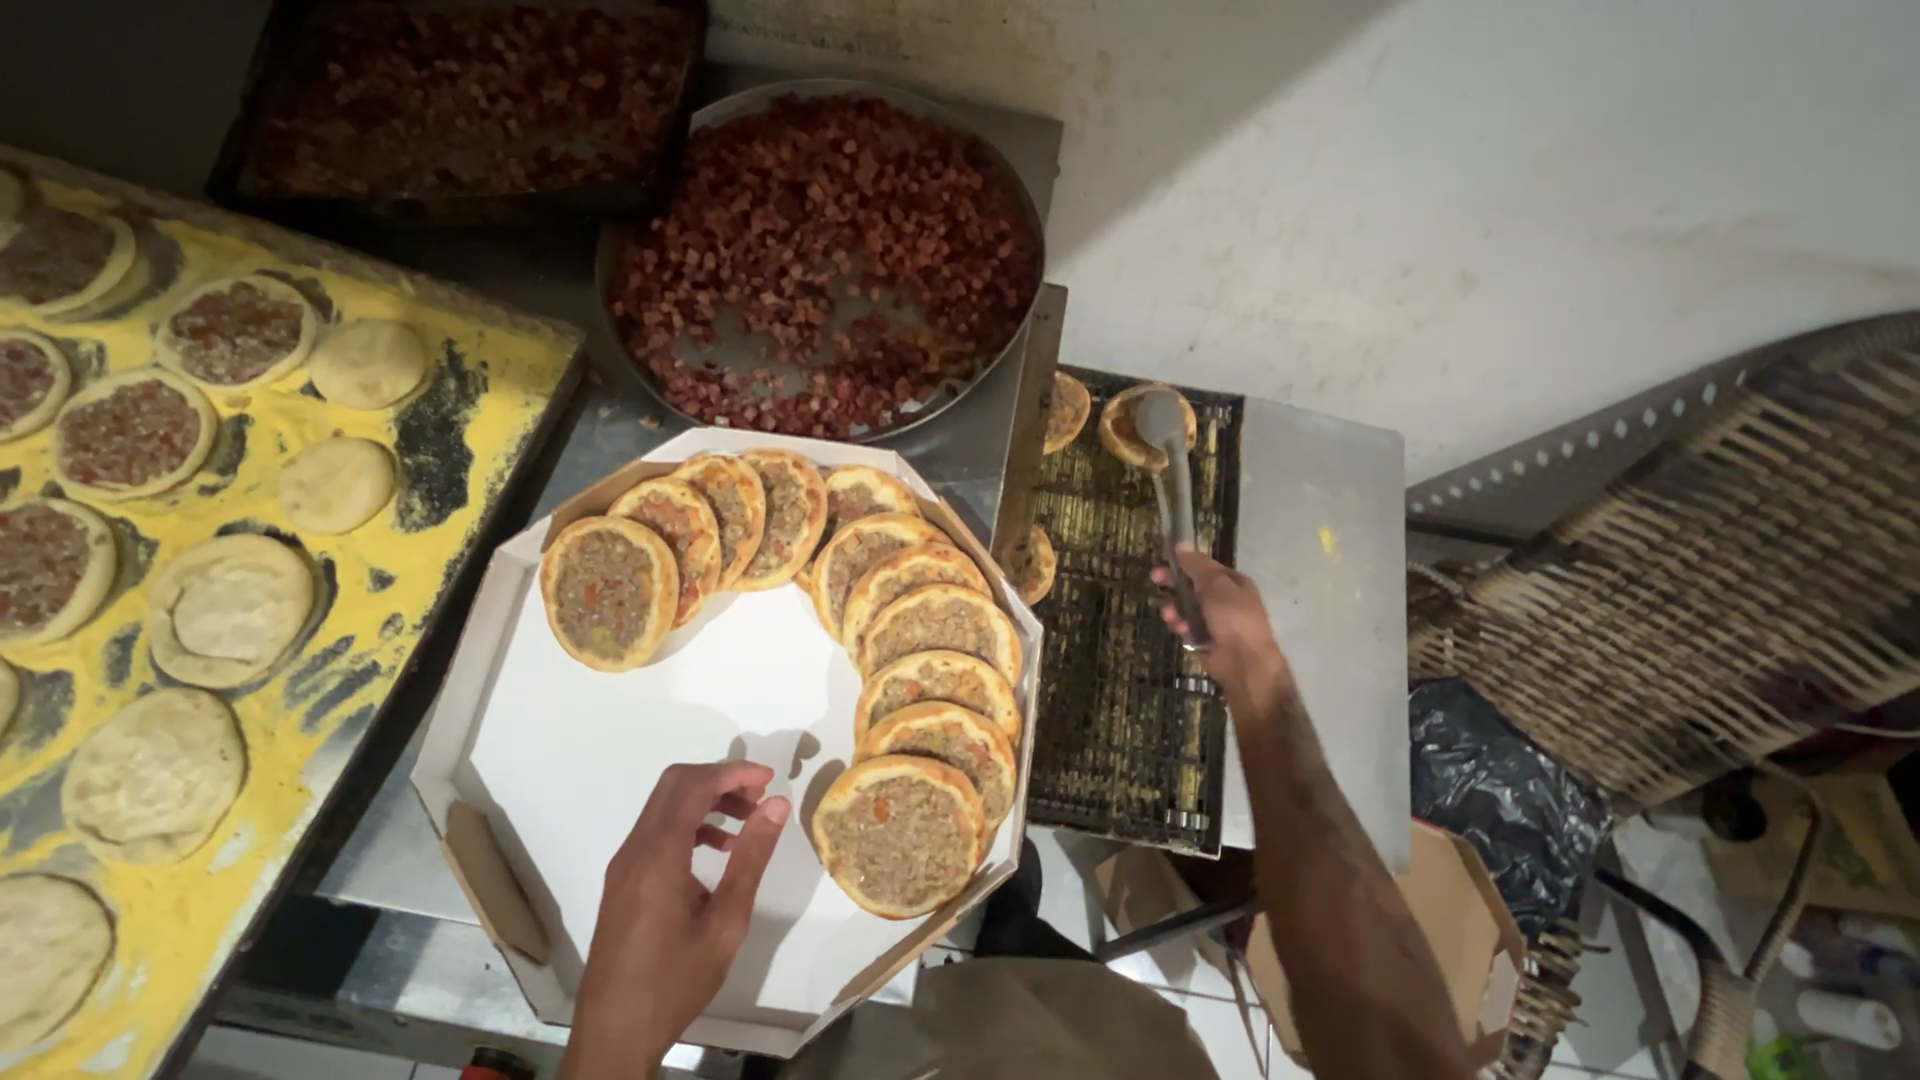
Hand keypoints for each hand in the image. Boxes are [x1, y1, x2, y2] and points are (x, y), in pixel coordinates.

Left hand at [560, 761, 790, 1079]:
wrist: (614, 1034)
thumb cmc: (675, 982)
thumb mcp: (726, 923)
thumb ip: (751, 858)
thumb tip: (776, 805)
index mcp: (658, 856)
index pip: (694, 786)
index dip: (733, 772)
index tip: (770, 780)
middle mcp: (634, 850)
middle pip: (675, 785)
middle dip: (720, 779)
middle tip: (758, 798)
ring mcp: (624, 866)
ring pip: (665, 807)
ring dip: (706, 802)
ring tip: (746, 825)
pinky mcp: (623, 882)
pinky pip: (656, 833)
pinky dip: (689, 826)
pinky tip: (717, 854)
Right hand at [1151, 544, 1290, 691]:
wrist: (1244, 660)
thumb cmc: (1233, 617)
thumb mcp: (1216, 584)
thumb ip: (1196, 565)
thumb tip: (1180, 543)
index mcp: (1233, 582)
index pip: (1204, 566)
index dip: (1184, 561)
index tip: (1163, 558)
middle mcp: (1224, 599)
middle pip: (1193, 585)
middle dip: (1174, 582)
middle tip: (1155, 578)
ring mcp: (1215, 620)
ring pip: (1187, 607)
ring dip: (1175, 606)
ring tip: (1168, 612)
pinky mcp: (1205, 638)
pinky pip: (1187, 626)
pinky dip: (1180, 625)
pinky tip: (1178, 627)